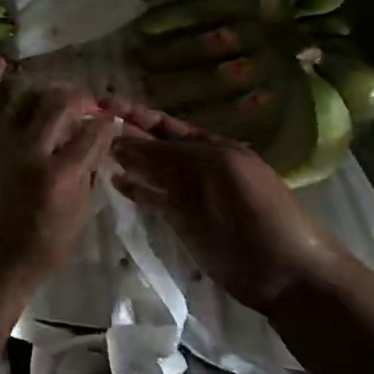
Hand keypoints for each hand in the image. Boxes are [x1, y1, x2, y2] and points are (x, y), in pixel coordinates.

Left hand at [0, 58, 114, 290]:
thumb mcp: (81, 211)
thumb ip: (90, 168)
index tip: (110, 119)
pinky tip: (3, 62)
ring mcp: (1, 142)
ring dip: (48, 90)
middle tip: (87, 105)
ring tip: (59, 95)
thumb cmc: (45, 242)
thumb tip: (99, 135)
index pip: (92, 132)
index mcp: (59, 175)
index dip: (106, 122)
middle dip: (80, 98)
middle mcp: (29, 151)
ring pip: (27, 96)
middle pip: (60, 104)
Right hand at [108, 102, 345, 313]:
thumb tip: (125, 140)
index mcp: (211, 146)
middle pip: (156, 146)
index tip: (104, 102)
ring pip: (152, 171)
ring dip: (128, 160)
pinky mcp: (184, 222)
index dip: (137, 113)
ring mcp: (190, 195)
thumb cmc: (254, 211)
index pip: (166, 124)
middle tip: (89, 125)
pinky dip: (136, 189)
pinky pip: (155, 199)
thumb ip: (169, 157)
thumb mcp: (214, 171)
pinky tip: (115, 181)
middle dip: (128, 134)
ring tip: (96, 149)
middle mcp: (197, 165)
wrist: (284, 271)